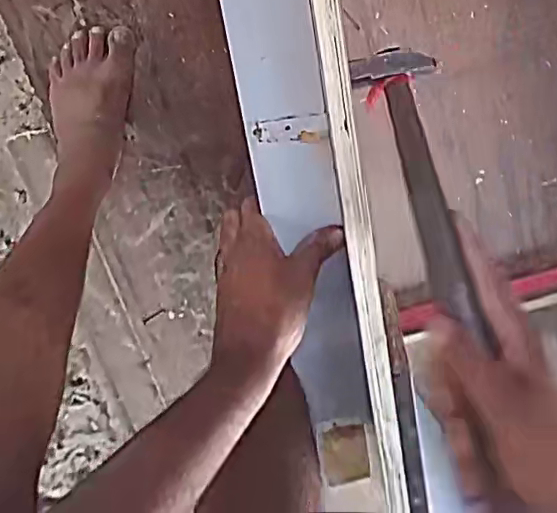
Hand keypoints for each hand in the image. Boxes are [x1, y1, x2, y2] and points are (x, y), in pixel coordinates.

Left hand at [210, 198, 344, 375]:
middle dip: (246, 214)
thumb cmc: (270, 317)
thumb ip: (317, 249)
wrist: (247, 357)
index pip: (249, 204)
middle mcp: (233, 250)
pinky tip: (257, 275)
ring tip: (265, 245)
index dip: (260, 200)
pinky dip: (239, 262)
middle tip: (268, 218)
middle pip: (233, 218)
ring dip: (240, 237)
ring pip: (228, 241)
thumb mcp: (304, 277)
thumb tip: (332, 233)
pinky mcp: (225, 292)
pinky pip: (229, 265)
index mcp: (251, 237)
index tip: (273, 200)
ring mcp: (226, 271)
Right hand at [424, 226, 556, 512]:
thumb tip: (438, 320)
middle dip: (448, 383)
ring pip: (454, 383)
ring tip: (480, 451)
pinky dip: (467, 442)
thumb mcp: (503, 403)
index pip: (488, 280)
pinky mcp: (503, 415)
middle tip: (461, 412)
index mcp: (520, 340)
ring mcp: (508, 388)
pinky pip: (465, 412)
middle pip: (455, 344)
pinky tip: (484, 463)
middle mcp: (512, 358)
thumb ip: (465, 357)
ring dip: (457, 421)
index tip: (454, 219)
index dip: (470, 248)